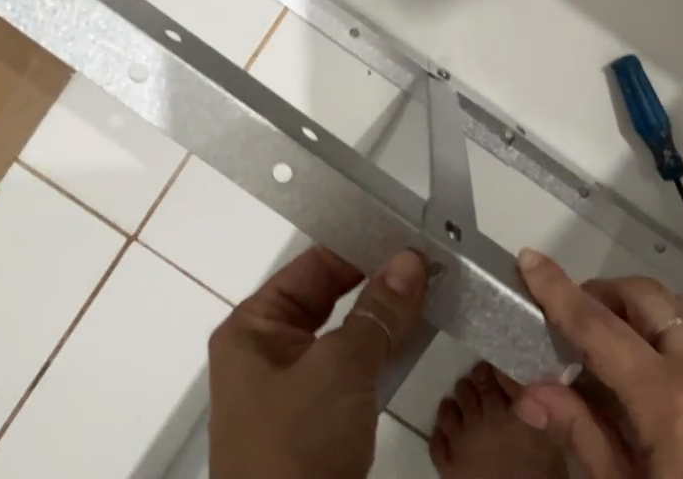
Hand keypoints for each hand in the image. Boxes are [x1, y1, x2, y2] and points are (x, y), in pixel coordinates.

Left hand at [208, 247, 427, 478]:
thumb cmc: (297, 445)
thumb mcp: (340, 369)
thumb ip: (378, 311)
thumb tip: (410, 260)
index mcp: (253, 328)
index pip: (310, 267)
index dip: (358, 248)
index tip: (405, 236)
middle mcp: (267, 350)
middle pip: (327, 297)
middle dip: (375, 281)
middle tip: (426, 260)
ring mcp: (291, 386)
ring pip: (343, 333)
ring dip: (382, 316)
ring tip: (430, 288)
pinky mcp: (315, 418)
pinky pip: (350, 367)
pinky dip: (380, 351)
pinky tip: (414, 335)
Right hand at [510, 249, 682, 478]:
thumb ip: (582, 434)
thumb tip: (529, 393)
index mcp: (667, 400)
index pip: (598, 327)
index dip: (559, 291)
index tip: (530, 259)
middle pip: (646, 297)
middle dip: (606, 294)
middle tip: (578, 317)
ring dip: (649, 309)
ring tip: (626, 339)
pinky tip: (675, 359)